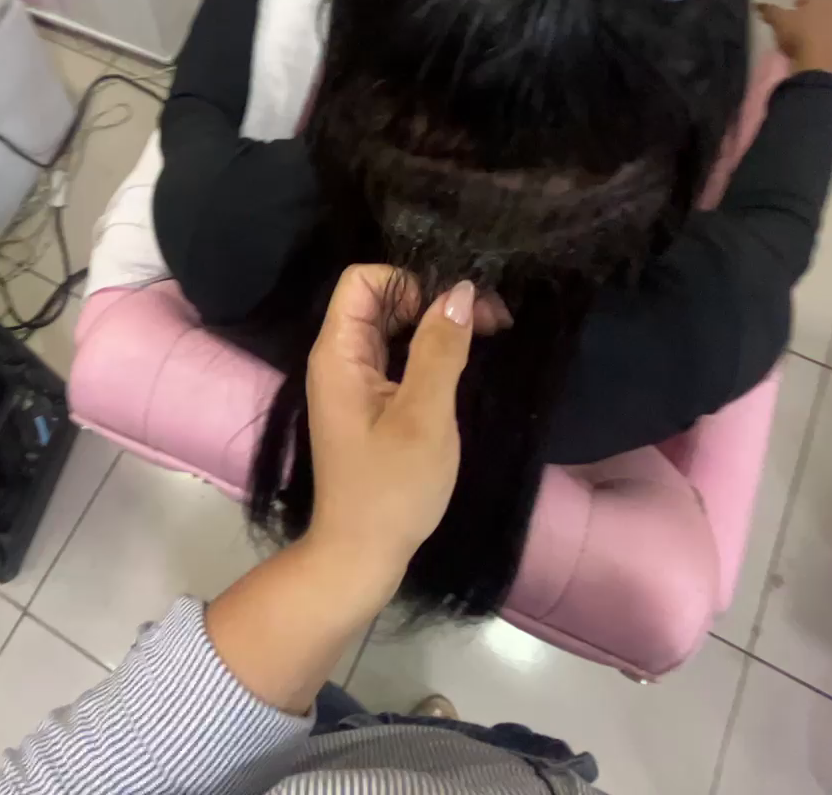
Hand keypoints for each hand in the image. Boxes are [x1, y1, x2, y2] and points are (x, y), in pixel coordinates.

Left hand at [304, 266, 475, 572]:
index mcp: (338, 353)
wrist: (361, 551)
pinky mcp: (366, 399)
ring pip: (391, 325)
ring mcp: (351, 379)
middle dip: (432, 297)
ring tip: (490, 331)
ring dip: (435, 322)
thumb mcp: (424, 415)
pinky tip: (463, 357)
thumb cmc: (392, 487)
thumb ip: (440, 349)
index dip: (410, 281)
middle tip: (493, 317)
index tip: (457, 307)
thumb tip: (461, 291)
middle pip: (380, 298)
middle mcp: (338, 357)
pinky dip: (427, 348)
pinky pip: (394, 354)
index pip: (363, 280)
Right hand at [756, 0, 831, 76]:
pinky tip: (825, 51)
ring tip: (813, 41)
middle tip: (803, 26)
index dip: (800, 4)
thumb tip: (759, 5)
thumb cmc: (799, 35)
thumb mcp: (778, 22)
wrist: (822, 63)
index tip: (791, 13)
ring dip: (829, 28)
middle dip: (818, 14)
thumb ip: (770, 11)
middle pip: (829, 8)